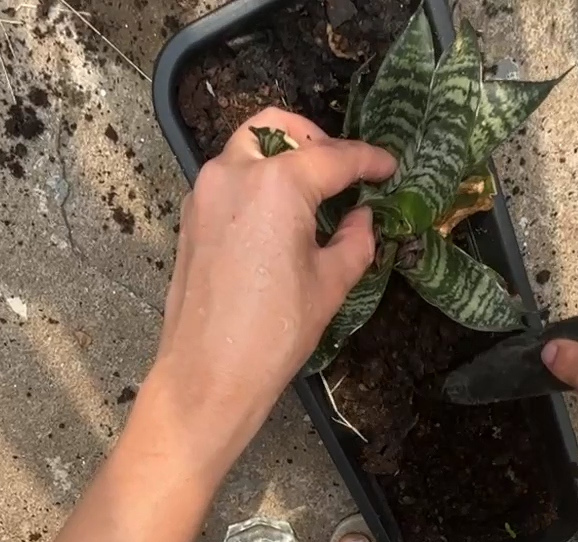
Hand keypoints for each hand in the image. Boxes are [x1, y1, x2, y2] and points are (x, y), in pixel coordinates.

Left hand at [146, 108, 396, 433]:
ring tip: (308, 196)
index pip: (334, 158)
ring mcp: (204, 195)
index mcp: (277, 185)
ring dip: (279, 159)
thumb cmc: (273, 335)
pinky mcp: (189, 221)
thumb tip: (363, 219)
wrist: (208, 376)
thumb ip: (355, 242)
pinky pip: (226, 182)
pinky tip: (274, 220)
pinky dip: (253, 183)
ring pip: (245, 150)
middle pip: (277, 129)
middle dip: (314, 139)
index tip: (388, 168)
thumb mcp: (329, 287)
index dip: (368, 161)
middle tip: (339, 171)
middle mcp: (233, 175)